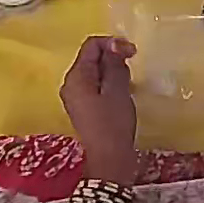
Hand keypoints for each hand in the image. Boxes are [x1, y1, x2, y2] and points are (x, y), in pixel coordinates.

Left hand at [61, 36, 138, 183]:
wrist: (109, 159)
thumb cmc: (113, 122)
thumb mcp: (118, 89)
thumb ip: (114, 63)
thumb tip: (114, 44)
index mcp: (76, 77)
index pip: (91, 45)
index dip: (112, 43)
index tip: (133, 52)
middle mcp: (70, 84)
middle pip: (91, 58)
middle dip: (113, 57)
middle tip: (132, 69)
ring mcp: (75, 97)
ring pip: (94, 72)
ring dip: (113, 71)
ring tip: (129, 84)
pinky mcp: (83, 107)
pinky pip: (95, 86)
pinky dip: (109, 84)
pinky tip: (122, 94)